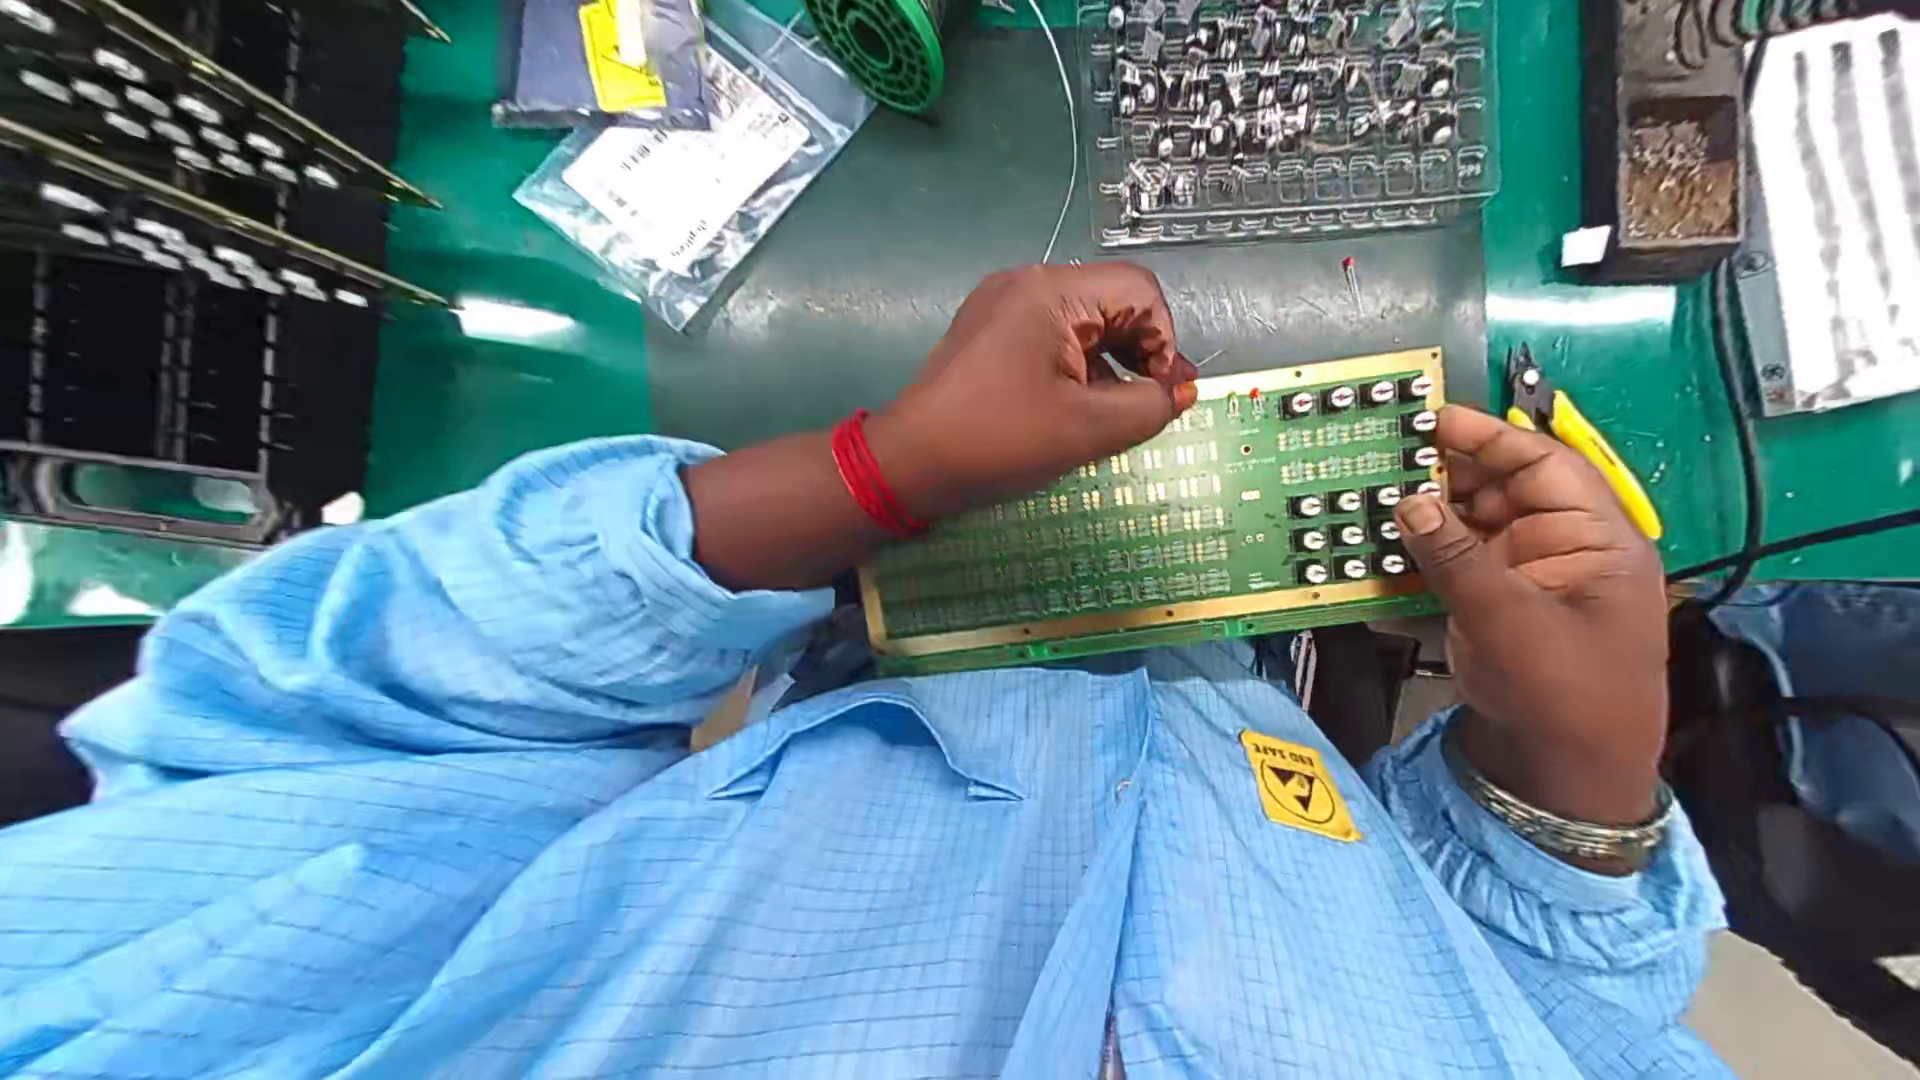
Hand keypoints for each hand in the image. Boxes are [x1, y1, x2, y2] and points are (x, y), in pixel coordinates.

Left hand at [866, 263, 1199, 518]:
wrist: (909, 464)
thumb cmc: (998, 440)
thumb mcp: (1086, 428)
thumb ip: (1149, 406)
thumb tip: (1181, 391)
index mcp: (1051, 291)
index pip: (1139, 291)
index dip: (1165, 341)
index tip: (1163, 394)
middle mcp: (1025, 284)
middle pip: (1109, 304)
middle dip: (1138, 355)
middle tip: (1146, 406)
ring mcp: (1000, 308)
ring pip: (1079, 326)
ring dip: (1107, 366)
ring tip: (1112, 414)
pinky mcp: (986, 335)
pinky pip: (1048, 341)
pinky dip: (1072, 371)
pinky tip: (1073, 408)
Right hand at [1392, 406, 1667, 826]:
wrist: (1555, 758)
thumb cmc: (1559, 687)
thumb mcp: (1506, 615)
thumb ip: (1455, 554)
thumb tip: (1410, 501)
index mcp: (1593, 538)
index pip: (1543, 465)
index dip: (1487, 437)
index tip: (1432, 420)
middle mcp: (1556, 544)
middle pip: (1499, 487)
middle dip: (1445, 470)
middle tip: (1387, 455)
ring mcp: (1519, 569)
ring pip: (1468, 518)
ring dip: (1425, 507)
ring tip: (1376, 489)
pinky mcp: (1487, 592)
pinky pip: (1450, 552)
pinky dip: (1419, 542)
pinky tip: (1385, 532)